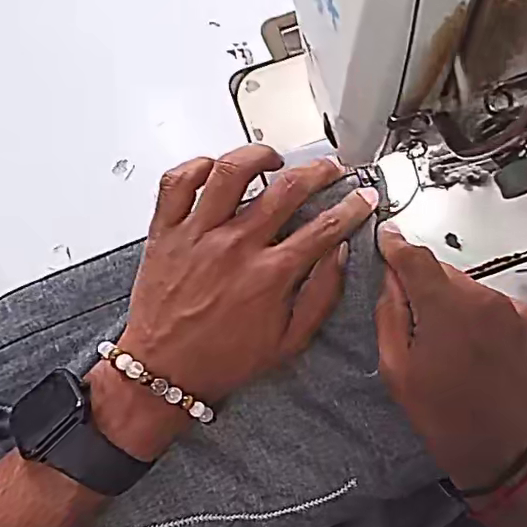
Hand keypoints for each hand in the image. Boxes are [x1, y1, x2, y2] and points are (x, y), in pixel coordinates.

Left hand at [90, 145, 378, 459]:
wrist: (166, 371)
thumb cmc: (223, 359)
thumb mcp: (289, 341)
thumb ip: (321, 296)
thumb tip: (339, 255)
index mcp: (270, 275)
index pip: (324, 226)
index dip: (351, 207)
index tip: (361, 198)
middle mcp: (235, 247)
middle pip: (287, 188)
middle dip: (319, 172)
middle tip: (329, 169)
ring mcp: (198, 235)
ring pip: (232, 172)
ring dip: (260, 155)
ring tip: (273, 159)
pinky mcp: (166, 233)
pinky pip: (178, 182)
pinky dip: (197, 166)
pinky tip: (214, 169)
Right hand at [374, 224, 526, 490]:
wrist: (496, 448)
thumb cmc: (446, 416)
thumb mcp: (395, 367)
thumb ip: (390, 312)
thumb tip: (390, 279)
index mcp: (446, 310)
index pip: (416, 257)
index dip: (397, 246)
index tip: (389, 238)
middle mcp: (486, 303)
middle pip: (445, 272)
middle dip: (429, 289)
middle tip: (422, 325)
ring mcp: (515, 312)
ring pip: (474, 288)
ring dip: (459, 305)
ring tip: (455, 347)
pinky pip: (499, 305)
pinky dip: (486, 318)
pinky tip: (478, 349)